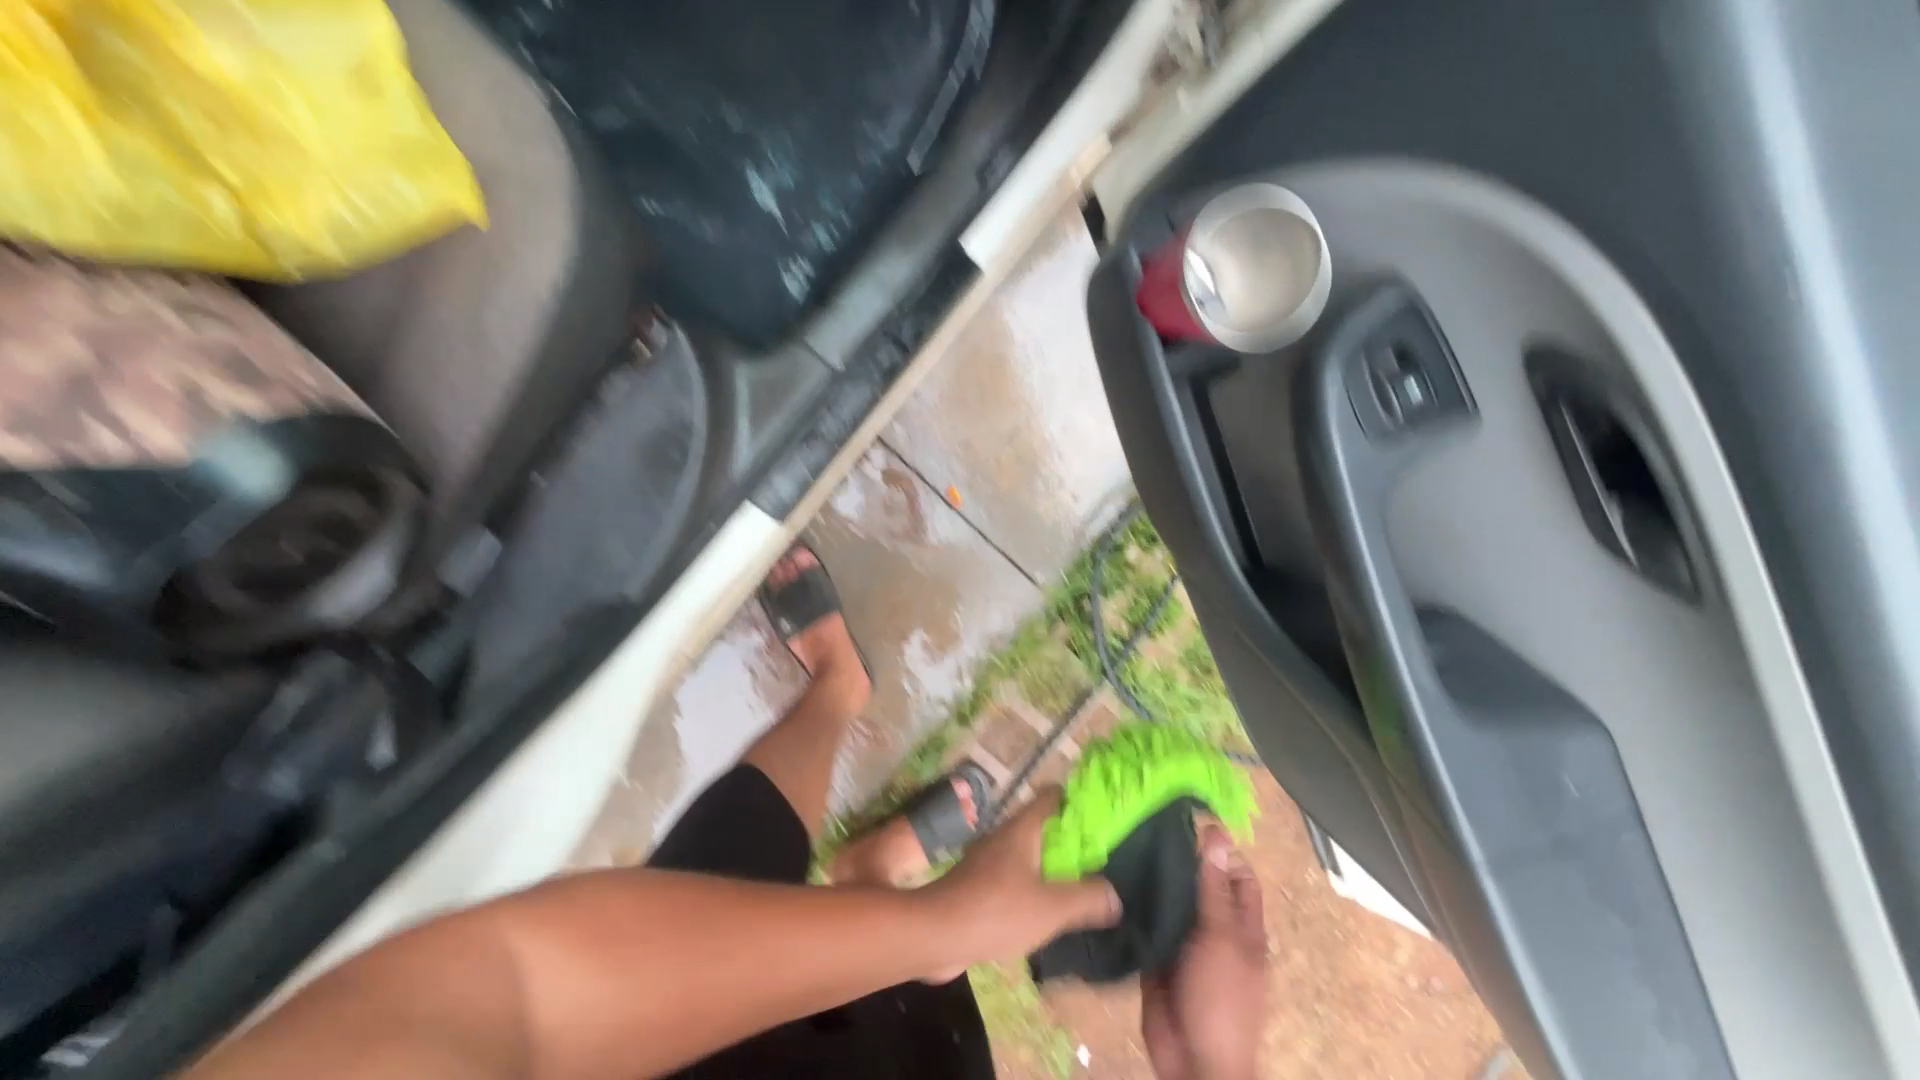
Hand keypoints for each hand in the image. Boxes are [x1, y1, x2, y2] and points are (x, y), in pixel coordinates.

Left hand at [921, 788, 1122, 979]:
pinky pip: (1011, 882)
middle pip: (1041, 829)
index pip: (1051, 798)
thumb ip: (1087, 898)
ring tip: (1077, 888)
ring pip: (1025, 858)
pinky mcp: (974, 889)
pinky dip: (1029, 891)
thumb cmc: (996, 911)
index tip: (1102, 815)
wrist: (935, 936)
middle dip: (1068, 842)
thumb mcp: (1052, 907)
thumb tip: (1114, 895)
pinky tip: (1043, 914)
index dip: (1077, 801)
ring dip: (1048, 870)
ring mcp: (985, 864)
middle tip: (1099, 859)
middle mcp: (1002, 839)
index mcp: (1021, 830)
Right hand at [1141, 817, 1268, 1079]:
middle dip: (1178, 860)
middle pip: (1199, 886)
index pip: (1238, 876)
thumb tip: (1216, 834)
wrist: (1193, 1059)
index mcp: (1241, 926)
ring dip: (1151, 880)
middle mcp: (1213, 929)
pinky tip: (1110, 881)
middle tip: (1144, 826)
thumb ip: (1214, 888)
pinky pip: (1145, 925)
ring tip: (1122, 845)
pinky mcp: (1154, 957)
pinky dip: (1132, 907)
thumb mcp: (1222, 938)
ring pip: (1169, 903)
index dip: (1220, 851)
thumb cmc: (1221, 998)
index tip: (1188, 823)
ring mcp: (1183, 944)